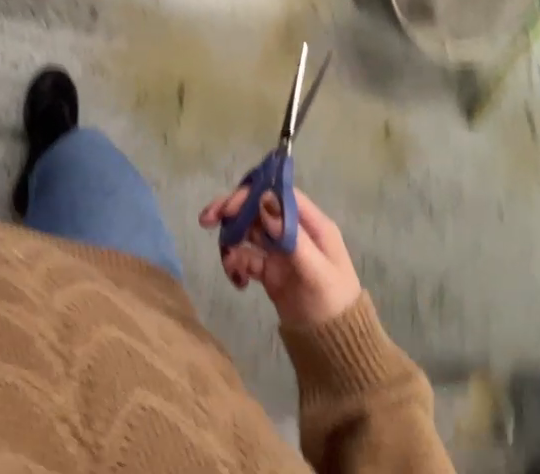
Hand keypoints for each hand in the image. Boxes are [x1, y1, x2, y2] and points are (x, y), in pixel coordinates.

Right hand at [199, 185, 362, 327]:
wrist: (332, 345)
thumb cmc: (332, 303)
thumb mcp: (316, 270)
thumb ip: (291, 235)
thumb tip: (265, 199)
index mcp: (311, 225)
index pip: (278, 195)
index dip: (252, 194)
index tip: (229, 207)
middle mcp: (293, 231)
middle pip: (257, 208)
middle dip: (231, 213)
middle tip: (206, 221)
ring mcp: (279, 249)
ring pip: (246, 232)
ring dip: (231, 243)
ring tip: (229, 265)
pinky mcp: (268, 269)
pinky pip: (244, 257)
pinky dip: (236, 265)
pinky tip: (239, 282)